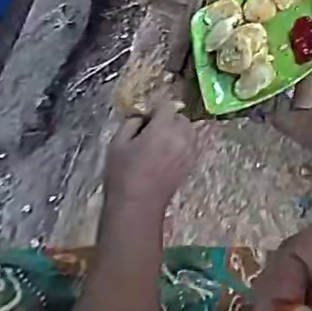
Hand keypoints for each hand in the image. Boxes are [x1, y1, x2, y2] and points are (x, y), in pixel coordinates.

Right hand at [100, 93, 199, 212]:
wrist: (138, 204)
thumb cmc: (123, 174)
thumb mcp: (118, 143)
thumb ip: (132, 123)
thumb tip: (143, 117)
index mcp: (163, 129)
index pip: (167, 106)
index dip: (156, 110)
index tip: (146, 118)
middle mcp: (181, 136)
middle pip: (180, 117)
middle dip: (167, 120)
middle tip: (152, 132)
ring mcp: (190, 149)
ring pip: (189, 129)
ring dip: (178, 130)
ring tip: (162, 142)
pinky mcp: (193, 161)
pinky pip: (193, 143)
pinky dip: (184, 142)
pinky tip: (170, 152)